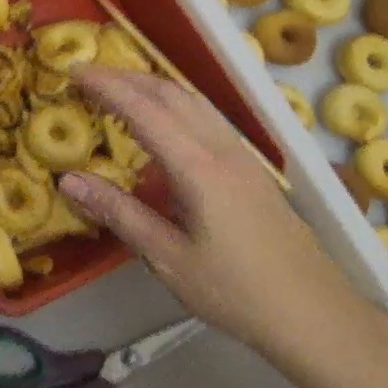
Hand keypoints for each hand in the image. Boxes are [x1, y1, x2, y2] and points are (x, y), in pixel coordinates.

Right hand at [58, 68, 360, 356]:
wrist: (318, 317)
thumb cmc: (238, 292)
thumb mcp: (169, 259)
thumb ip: (120, 213)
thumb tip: (68, 180)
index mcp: (198, 168)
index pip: (145, 110)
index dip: (107, 86)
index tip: (74, 70)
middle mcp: (222, 150)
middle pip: (171, 93)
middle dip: (127, 77)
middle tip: (87, 75)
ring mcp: (243, 157)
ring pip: (194, 101)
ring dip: (152, 86)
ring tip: (118, 89)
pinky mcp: (253, 170)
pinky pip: (207, 117)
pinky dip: (174, 104)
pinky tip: (162, 124)